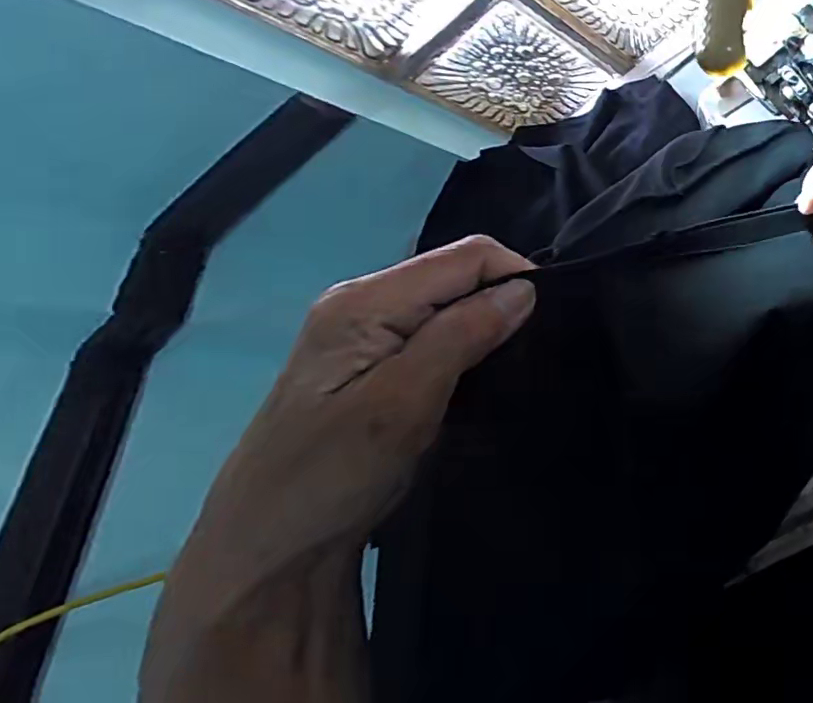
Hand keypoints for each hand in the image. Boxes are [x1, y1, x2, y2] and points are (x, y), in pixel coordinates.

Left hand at [180, 236, 535, 574]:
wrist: (266, 556)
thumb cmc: (328, 479)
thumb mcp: (402, 405)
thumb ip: (462, 335)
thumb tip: (526, 289)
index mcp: (364, 301)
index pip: (466, 256)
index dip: (515, 275)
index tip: (546, 323)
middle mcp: (364, 301)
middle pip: (458, 274)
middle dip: (502, 299)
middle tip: (530, 350)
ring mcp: (368, 331)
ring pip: (453, 302)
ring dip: (489, 324)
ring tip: (512, 363)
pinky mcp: (376, 360)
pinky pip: (440, 330)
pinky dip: (470, 344)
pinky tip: (481, 374)